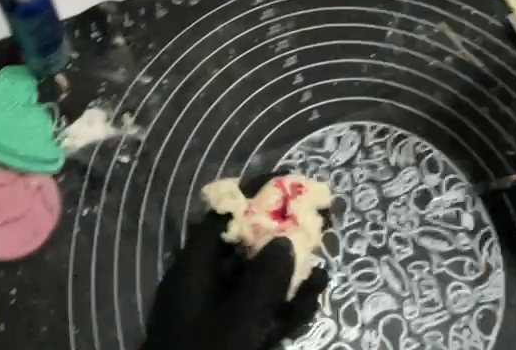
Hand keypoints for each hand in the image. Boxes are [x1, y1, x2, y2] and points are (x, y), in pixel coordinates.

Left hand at [142, 211, 327, 349]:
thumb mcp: (236, 327)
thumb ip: (263, 283)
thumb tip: (284, 241)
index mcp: (191, 273)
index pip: (221, 218)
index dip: (252, 196)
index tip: (287, 182)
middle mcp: (201, 288)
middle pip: (243, 246)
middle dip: (281, 230)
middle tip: (319, 216)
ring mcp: (216, 319)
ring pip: (257, 280)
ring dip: (290, 265)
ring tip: (325, 249)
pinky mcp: (232, 344)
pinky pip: (261, 313)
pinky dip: (286, 301)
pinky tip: (315, 290)